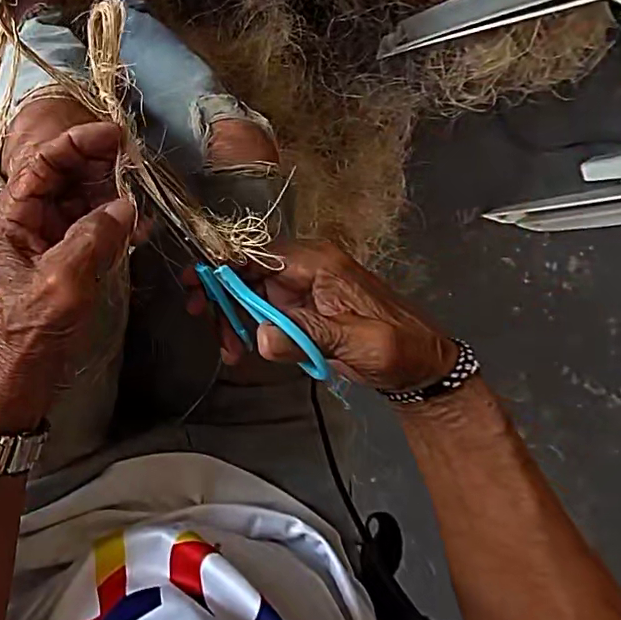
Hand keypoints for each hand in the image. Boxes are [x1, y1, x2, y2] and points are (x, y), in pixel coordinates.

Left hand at [0, 122, 137, 429]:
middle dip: (99, 162)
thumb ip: (94, 236)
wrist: (31, 365)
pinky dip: (114, 215)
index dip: (76, 142)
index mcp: (10, 216)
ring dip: (111, 188)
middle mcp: (26, 216)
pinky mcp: (65, 246)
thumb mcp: (64, 279)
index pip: (40, 162)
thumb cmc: (36, 325)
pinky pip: (91, 218)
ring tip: (142, 190)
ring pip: (80, 192)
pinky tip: (138, 221)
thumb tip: (127, 205)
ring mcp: (46, 230)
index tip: (114, 135)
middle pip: (62, 172)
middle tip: (135, 161)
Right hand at [187, 239, 456, 393]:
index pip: (259, 254)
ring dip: (229, 316)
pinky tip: (240, 348)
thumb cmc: (400, 347)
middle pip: (244, 271)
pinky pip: (259, 310)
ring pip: (246, 291)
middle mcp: (304, 268)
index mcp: (319, 263)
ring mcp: (299, 287)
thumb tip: (260, 338)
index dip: (223, 264)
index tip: (197, 281)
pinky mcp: (297, 308)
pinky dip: (245, 327)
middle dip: (219, 293)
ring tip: (227, 347)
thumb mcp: (360, 342)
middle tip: (199, 315)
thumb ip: (308, 336)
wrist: (423, 366)